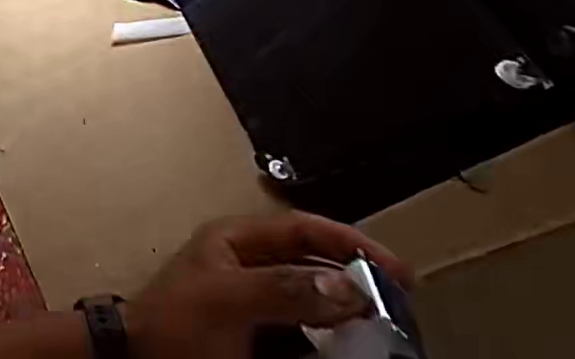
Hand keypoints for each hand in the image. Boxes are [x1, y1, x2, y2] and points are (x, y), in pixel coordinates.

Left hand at [122, 212, 411, 358]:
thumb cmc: (175, 322)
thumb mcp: (227, 299)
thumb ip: (282, 289)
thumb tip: (345, 285)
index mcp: (235, 241)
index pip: (300, 228)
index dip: (348, 241)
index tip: (396, 269)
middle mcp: (247, 264)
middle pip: (311, 262)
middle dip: (354, 279)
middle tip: (399, 306)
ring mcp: (252, 300)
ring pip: (312, 298)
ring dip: (345, 313)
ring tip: (383, 332)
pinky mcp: (256, 334)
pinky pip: (303, 332)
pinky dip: (327, 340)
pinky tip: (348, 350)